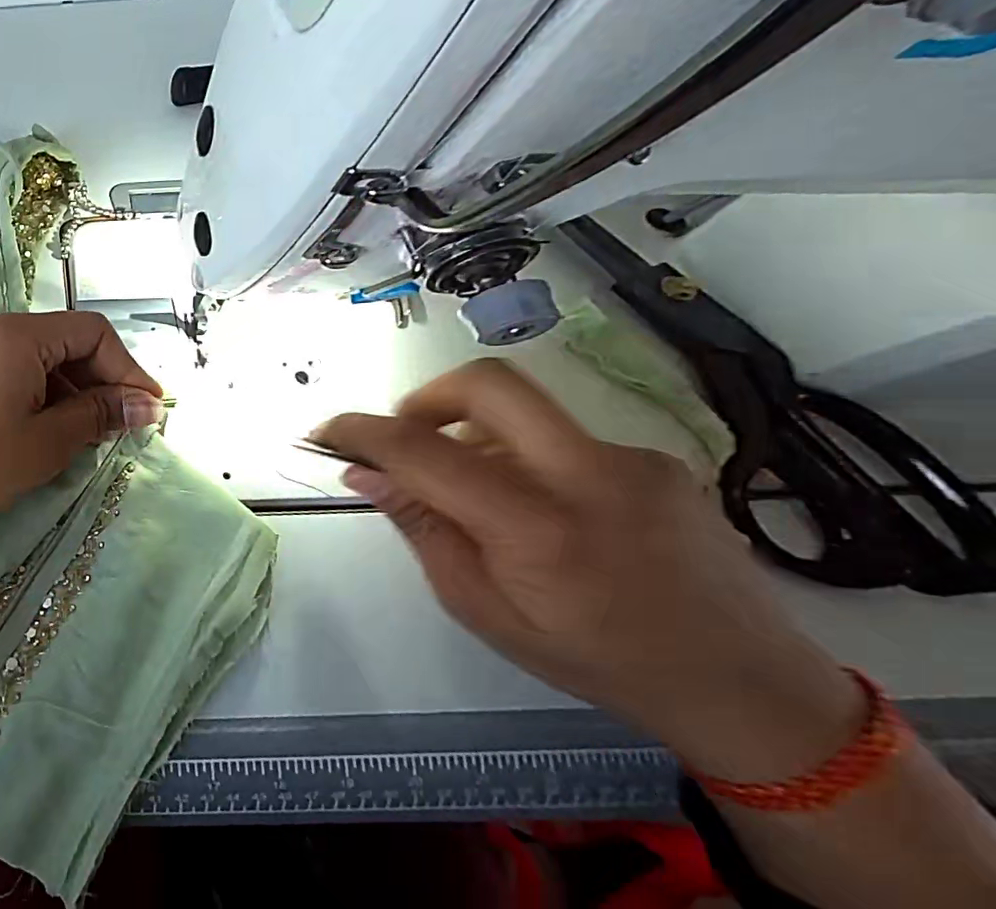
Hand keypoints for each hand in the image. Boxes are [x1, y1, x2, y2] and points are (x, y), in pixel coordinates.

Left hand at [0, 312, 164, 542]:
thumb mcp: (46, 442)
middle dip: (100, 380)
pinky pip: (11, 369)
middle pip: (64, 341)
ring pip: (38, 357)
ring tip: (88, 433)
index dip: (127, 368)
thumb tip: (147, 404)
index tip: (148, 408)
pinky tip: (49, 427)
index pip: (91, 332)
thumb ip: (99, 414)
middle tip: (123, 424)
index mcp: (15, 335)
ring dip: (70, 390)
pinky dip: (39, 393)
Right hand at [312, 359, 863, 782]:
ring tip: (476, 497)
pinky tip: (539, 511)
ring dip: (474, 435)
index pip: (425, 453)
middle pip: (488, 384)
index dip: (363, 433)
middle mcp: (590, 474)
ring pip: (523, 413)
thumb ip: (422, 530)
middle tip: (403, 436)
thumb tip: (366, 474)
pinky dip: (523, 457)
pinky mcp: (656, 457)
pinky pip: (561, 437)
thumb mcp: (482, 609)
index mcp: (538, 528)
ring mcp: (632, 458)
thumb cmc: (593, 658)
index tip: (326, 433)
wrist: (745, 685)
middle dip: (425, 396)